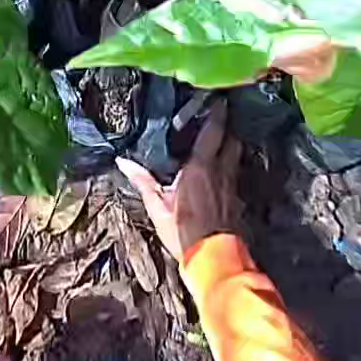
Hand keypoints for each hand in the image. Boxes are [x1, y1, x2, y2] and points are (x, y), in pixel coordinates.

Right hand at [118, 98, 242, 262]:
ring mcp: (232, 185)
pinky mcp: (237, 198)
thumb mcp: (157, 207)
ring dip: (231, 147)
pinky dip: (230, 166)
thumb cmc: (183, 231)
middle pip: (233, 140)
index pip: (214, 131)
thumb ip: (143, 181)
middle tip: (217, 121)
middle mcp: (221, 170)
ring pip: (236, 156)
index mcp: (201, 166)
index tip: (218, 101)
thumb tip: (122, 162)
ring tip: (219, 142)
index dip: (218, 114)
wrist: (214, 260)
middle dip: (227, 129)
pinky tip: (221, 171)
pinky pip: (236, 173)